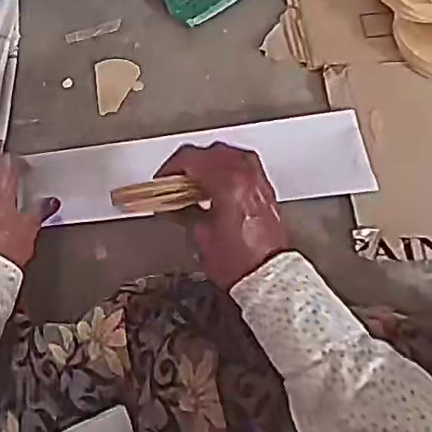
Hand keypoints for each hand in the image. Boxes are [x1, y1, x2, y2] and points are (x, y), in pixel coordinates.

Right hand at [155, 143, 290, 291]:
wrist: (269, 279)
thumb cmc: (240, 264)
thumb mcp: (201, 236)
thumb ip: (184, 212)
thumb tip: (173, 205)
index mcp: (228, 184)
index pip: (192, 158)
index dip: (171, 167)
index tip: (162, 178)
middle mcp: (246, 177)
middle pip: (211, 152)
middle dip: (189, 163)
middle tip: (174, 179)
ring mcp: (259, 182)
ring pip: (230, 154)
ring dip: (210, 163)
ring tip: (194, 181)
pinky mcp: (266, 191)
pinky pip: (244, 166)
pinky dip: (227, 169)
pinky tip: (217, 184)